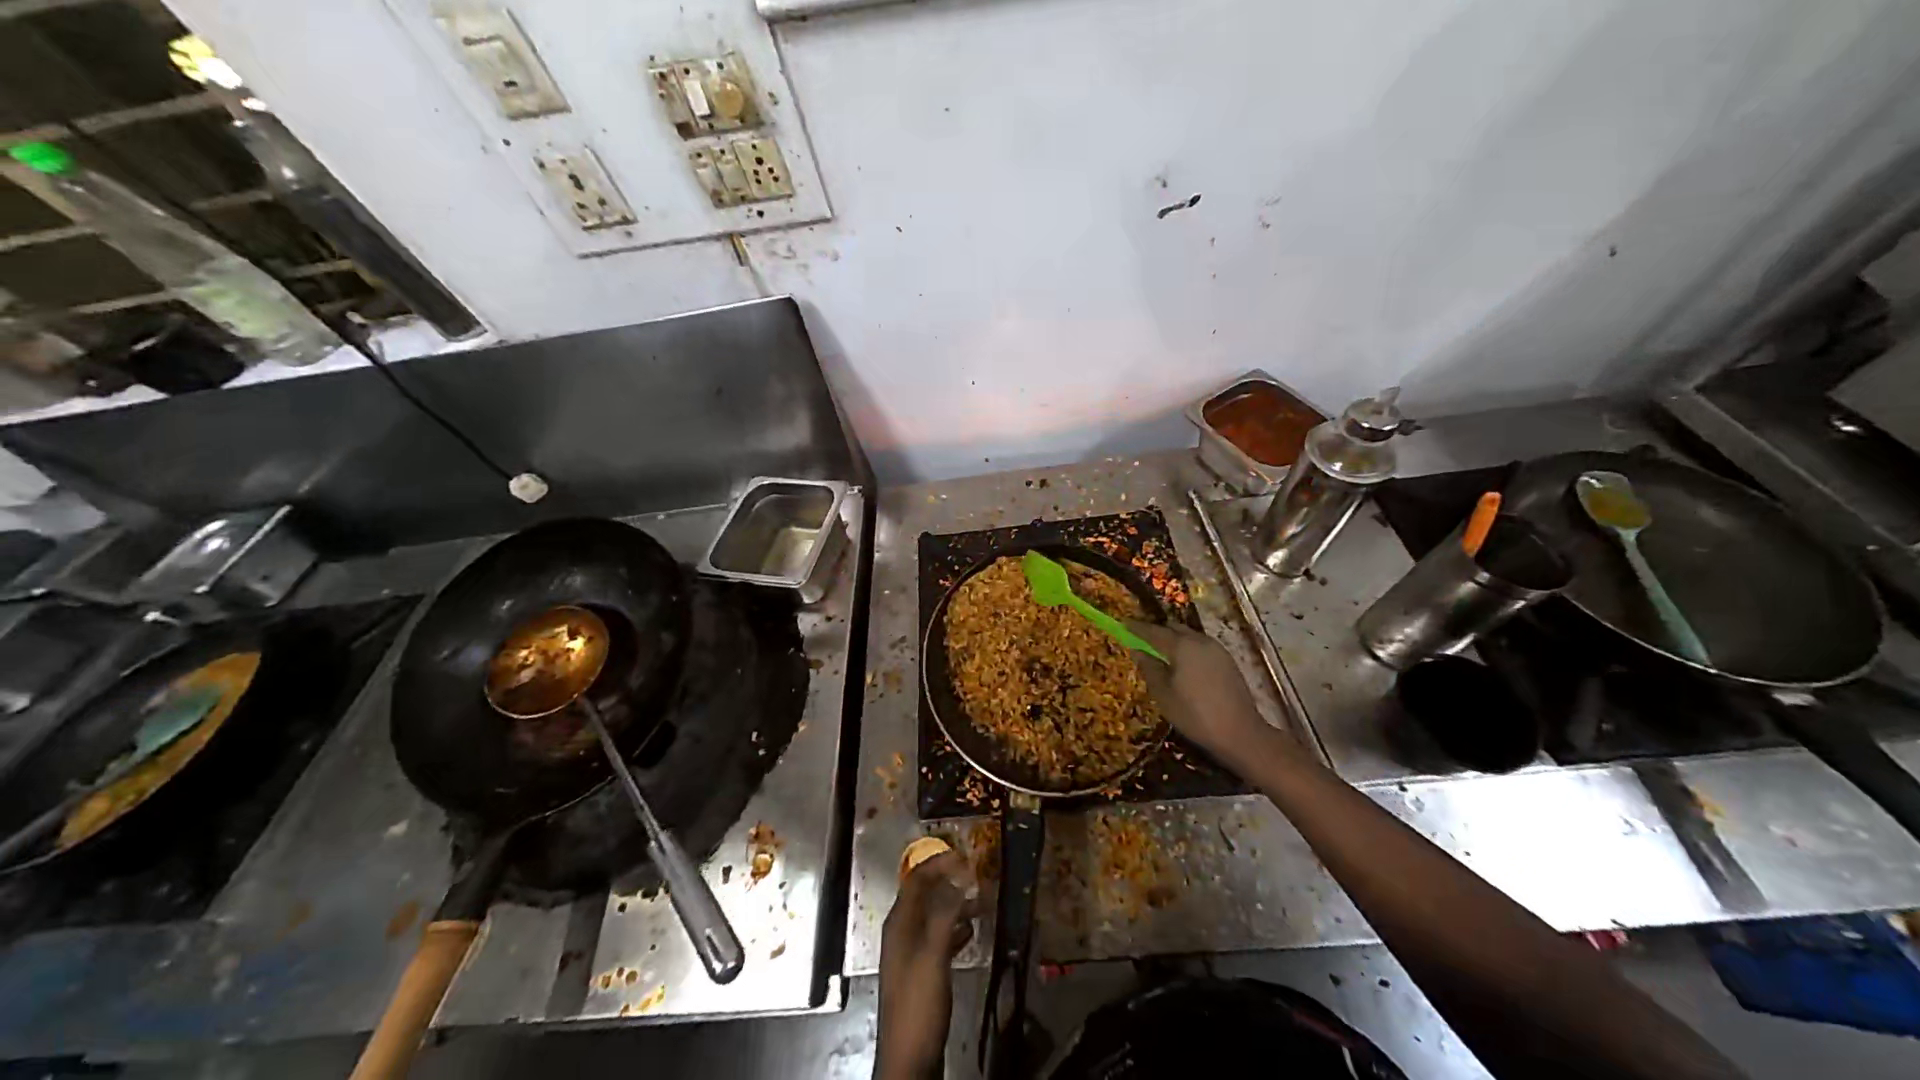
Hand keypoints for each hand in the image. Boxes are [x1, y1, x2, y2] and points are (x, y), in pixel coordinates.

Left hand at [876, 851, 976, 1079]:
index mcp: (899, 924)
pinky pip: (939, 938)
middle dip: (948, 882)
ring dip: (955, 905)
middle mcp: (902, 933)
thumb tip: (959, 875)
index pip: (916, 880)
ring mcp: (911, 953)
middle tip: (977, 875)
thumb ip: (945, 914)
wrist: (909, 1061)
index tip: (965, 856)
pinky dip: (955, 929)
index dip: (938, 864)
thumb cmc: (918, 1004)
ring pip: (934, 917)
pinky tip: (972, 932)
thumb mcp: (933, 956)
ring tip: (982, 901)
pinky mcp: (923, 972)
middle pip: (924, 896)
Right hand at [1128, 621, 1288, 774]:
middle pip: (1174, 628)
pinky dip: (1187, 649)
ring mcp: (1217, 650)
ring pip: (1189, 636)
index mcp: (1182, 646)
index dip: (1136, 627)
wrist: (1240, 733)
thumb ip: (1149, 667)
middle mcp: (1200, 641)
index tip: (1123, 623)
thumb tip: (1137, 651)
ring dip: (1173, 640)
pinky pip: (1200, 647)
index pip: (1153, 631)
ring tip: (1161, 654)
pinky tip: (1182, 665)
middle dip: (1157, 631)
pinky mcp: (1227, 661)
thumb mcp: (1163, 694)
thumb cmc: (1194, 714)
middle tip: (1141, 640)